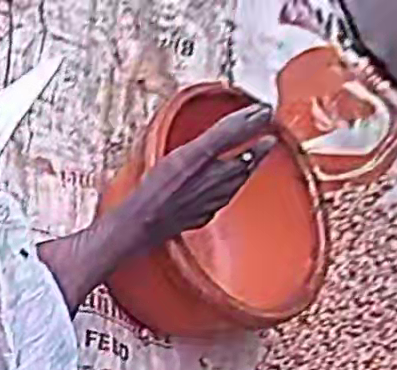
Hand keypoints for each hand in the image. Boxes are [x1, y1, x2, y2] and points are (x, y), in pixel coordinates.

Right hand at [125, 103, 279, 246]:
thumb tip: (262, 112)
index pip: (257, 150)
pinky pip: (204, 208)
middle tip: (251, 146)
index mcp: (228, 174)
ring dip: (228, 180)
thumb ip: (230, 131)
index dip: (261, 136)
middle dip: (248, 158)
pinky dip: (206, 200)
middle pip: (243, 172)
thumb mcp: (195, 152)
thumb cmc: (159, 192)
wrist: (132, 228)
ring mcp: (202, 211)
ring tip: (226, 170)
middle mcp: (221, 194)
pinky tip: (199, 198)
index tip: (264, 127)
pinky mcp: (183, 225)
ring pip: (225, 191)